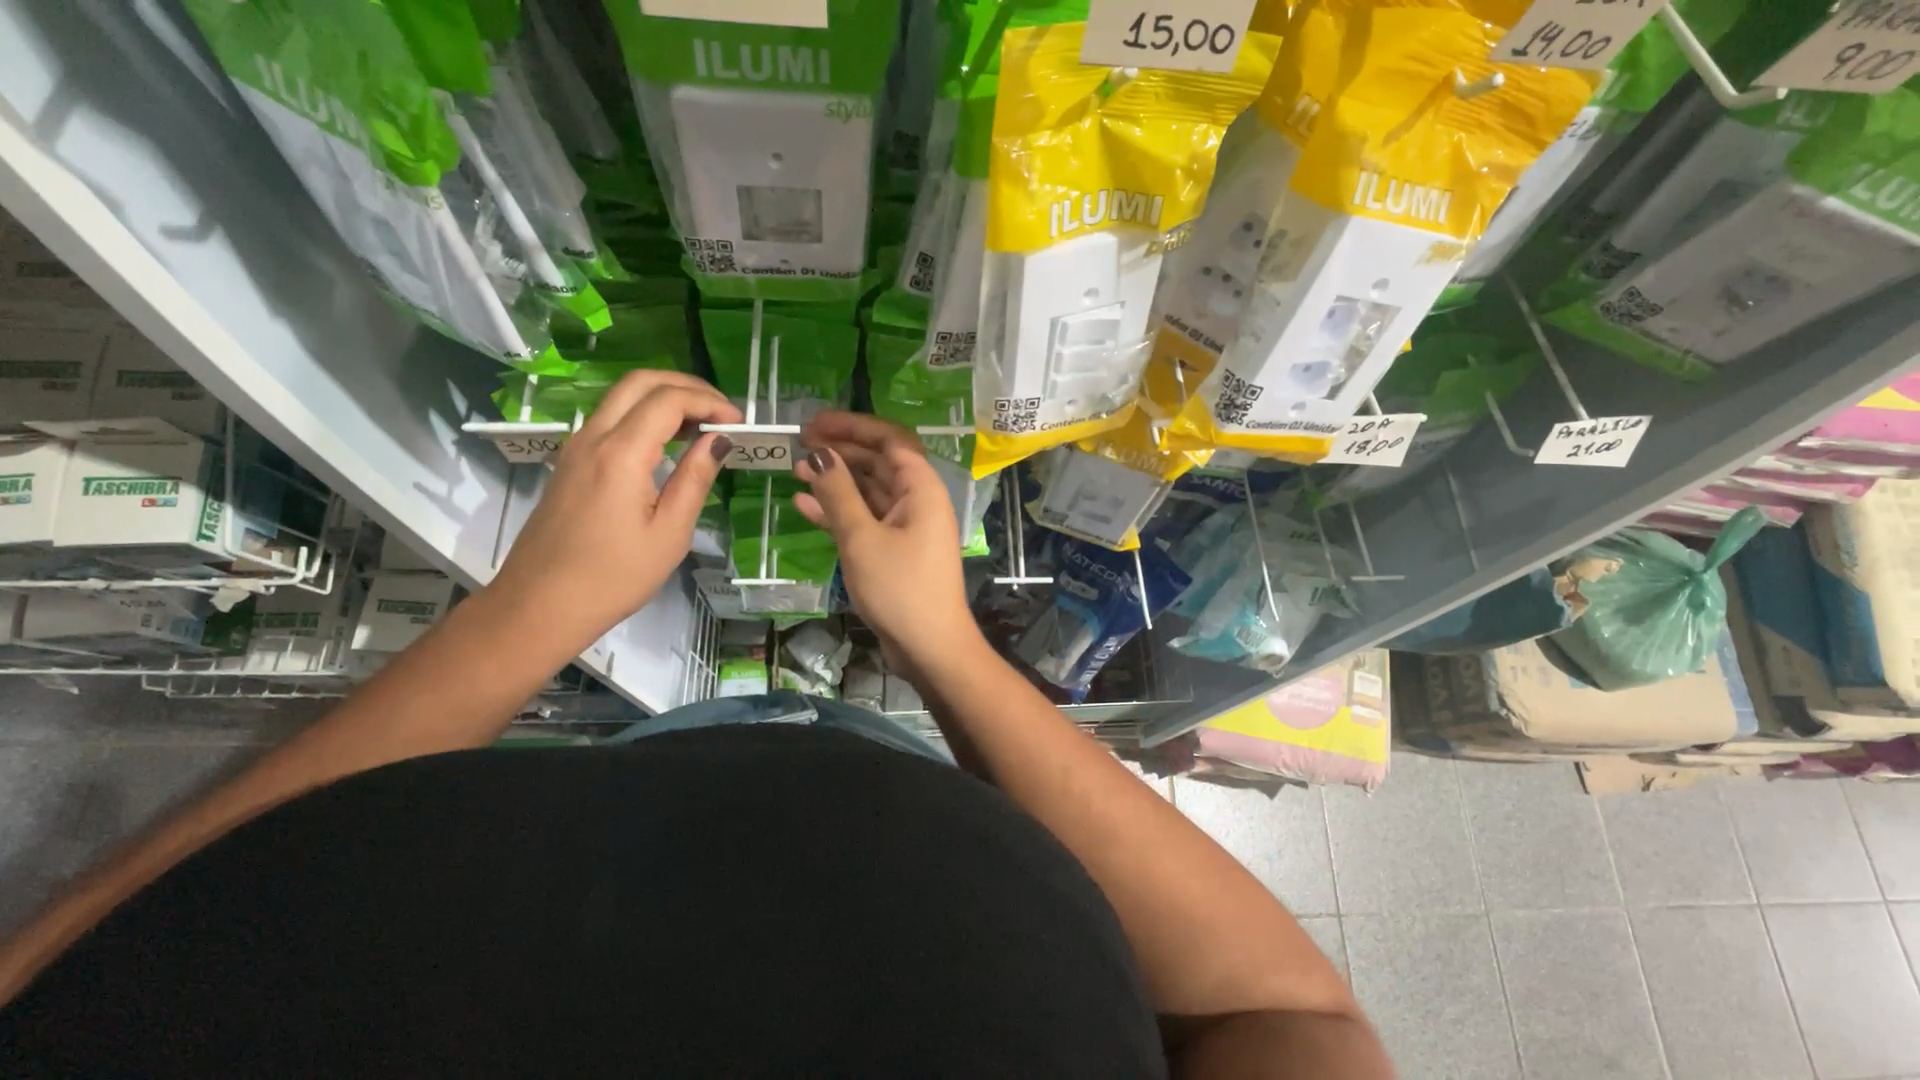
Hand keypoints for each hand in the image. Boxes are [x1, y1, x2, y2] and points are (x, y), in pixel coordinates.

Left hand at [489, 370, 740, 649]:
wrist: (539, 606)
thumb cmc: (613, 578)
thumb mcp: (668, 534)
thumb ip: (695, 478)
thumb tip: (719, 439)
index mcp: (620, 454)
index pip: (668, 400)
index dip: (709, 402)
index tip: (738, 423)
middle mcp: (593, 437)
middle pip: (640, 382)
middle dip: (686, 387)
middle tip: (721, 412)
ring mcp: (576, 447)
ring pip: (621, 396)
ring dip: (664, 398)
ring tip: (700, 427)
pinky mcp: (570, 463)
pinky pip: (610, 419)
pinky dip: (643, 416)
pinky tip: (667, 445)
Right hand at [794, 411, 982, 673]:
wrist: (930, 647)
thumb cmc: (900, 589)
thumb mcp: (862, 537)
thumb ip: (838, 492)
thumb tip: (818, 452)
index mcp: (921, 488)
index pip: (890, 439)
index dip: (853, 426)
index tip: (814, 423)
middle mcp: (918, 500)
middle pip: (878, 461)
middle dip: (840, 450)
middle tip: (798, 444)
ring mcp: (907, 526)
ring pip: (869, 490)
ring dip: (836, 479)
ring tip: (795, 470)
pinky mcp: (895, 550)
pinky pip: (865, 519)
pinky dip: (838, 511)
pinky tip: (804, 505)